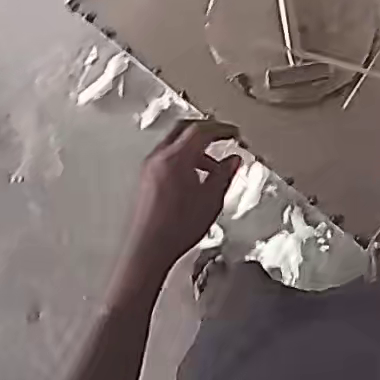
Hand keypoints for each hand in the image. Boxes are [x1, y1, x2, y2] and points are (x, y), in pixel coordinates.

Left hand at [123, 119, 240, 283]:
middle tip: (222, 135)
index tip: (234, 132)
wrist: (147, 251)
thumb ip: (224, 174)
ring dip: (195, 147)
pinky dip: (184, 159)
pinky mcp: (145, 181)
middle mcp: (159, 158)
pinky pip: (167, 158)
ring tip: (213, 164)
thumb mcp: (211, 199)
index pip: (201, 130)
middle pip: (184, 130)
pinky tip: (195, 177)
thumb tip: (233, 161)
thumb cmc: (175, 228)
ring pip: (175, 144)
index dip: (221, 128)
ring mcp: (149, 169)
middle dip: (206, 130)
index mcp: (176, 158)